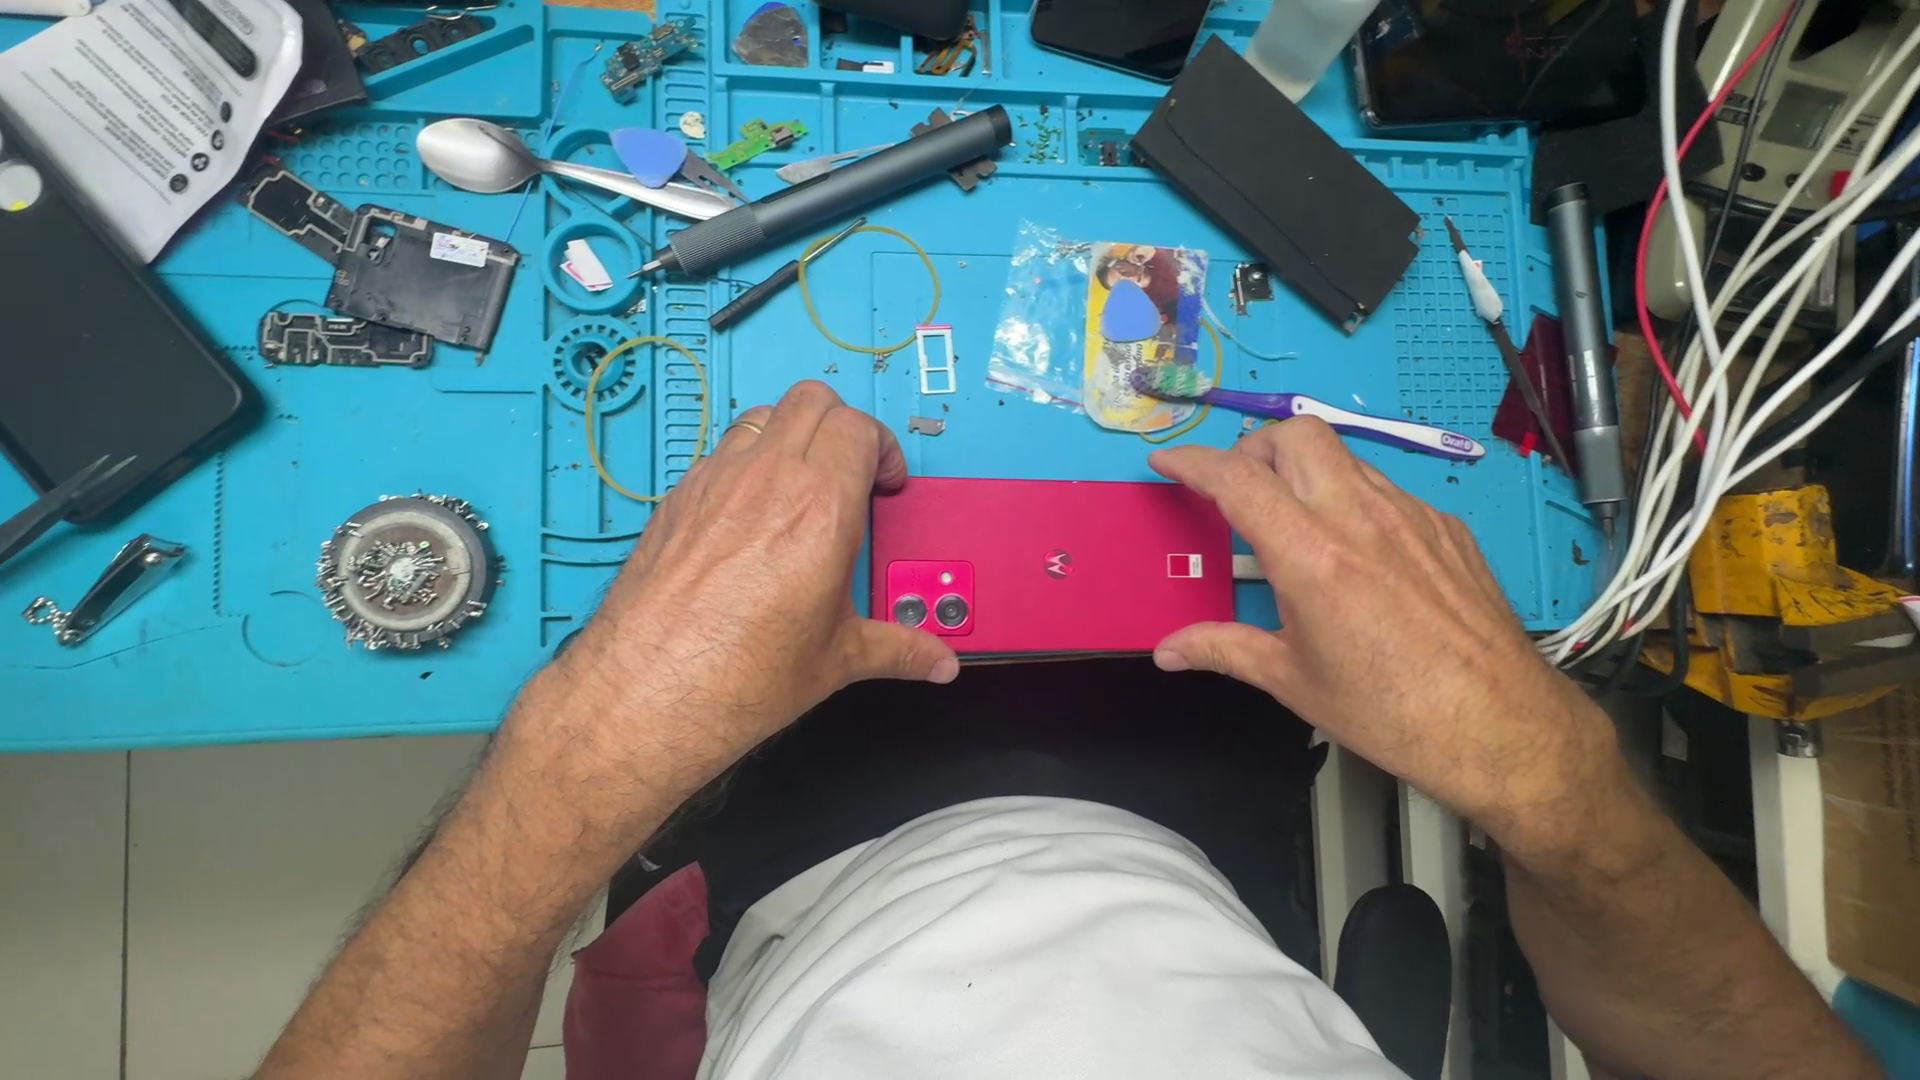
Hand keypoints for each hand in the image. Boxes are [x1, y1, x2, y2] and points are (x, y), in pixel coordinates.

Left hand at [509, 382, 957, 807]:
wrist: (646, 693)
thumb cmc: (739, 677)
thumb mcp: (838, 659)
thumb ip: (899, 649)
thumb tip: (937, 662)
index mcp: (821, 509)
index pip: (860, 429)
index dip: (883, 448)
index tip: (886, 482)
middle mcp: (768, 479)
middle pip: (813, 400)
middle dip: (844, 426)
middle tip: (853, 470)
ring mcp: (718, 481)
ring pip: (765, 414)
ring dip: (795, 433)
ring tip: (805, 481)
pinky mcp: (680, 497)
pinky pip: (724, 449)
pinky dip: (750, 459)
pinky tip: (753, 512)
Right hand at [1148, 418, 1621, 851]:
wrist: (1503, 729)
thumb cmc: (1387, 711)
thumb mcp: (1290, 680)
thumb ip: (1221, 649)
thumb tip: (1168, 652)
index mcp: (1310, 556)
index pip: (1236, 479)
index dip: (1191, 461)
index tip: (1167, 460)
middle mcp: (1359, 519)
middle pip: (1296, 435)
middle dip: (1252, 446)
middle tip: (1236, 486)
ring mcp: (1410, 516)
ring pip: (1342, 455)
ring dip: (1301, 469)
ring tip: (1290, 517)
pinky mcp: (1446, 527)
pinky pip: (1384, 488)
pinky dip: (1349, 498)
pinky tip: (1353, 548)